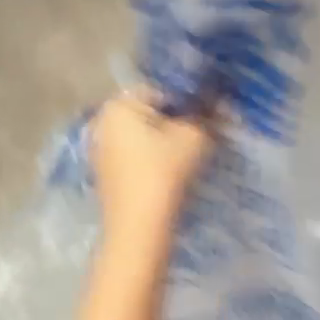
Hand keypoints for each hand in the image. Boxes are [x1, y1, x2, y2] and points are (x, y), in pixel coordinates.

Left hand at [91, 91, 215, 245]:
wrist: (138, 229)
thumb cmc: (163, 174)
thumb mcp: (195, 137)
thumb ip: (208, 116)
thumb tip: (220, 104)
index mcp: (118, 104)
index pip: (162, 90)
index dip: (189, 101)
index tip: (209, 117)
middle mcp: (102, 121)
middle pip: (150, 113)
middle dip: (176, 121)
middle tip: (203, 135)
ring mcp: (99, 150)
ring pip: (142, 137)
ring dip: (165, 142)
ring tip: (190, 156)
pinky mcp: (105, 175)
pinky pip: (135, 157)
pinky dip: (152, 160)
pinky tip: (171, 173)